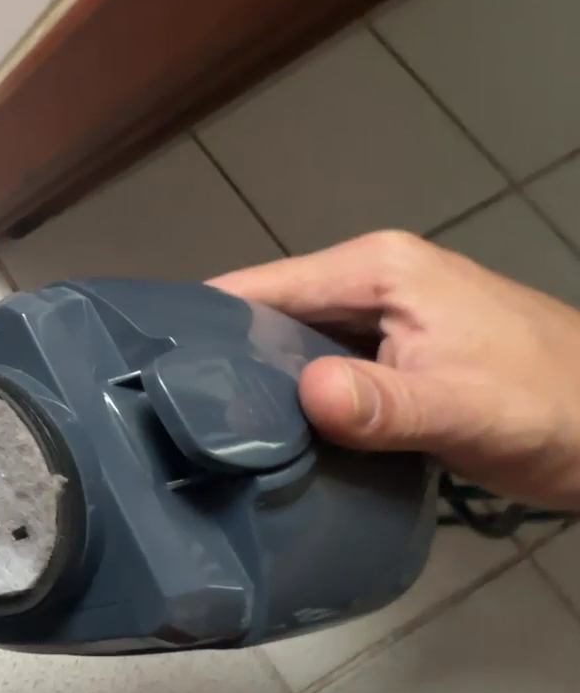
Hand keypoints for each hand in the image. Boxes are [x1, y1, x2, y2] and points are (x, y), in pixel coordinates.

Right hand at [209, 231, 579, 508]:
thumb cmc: (572, 415)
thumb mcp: (477, 413)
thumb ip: (390, 405)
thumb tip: (305, 394)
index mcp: (374, 268)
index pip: (251, 288)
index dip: (197, 328)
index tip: (155, 378)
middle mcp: (365, 277)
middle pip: (258, 313)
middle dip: (218, 358)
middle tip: (177, 412)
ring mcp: (375, 310)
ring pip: (280, 339)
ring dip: (248, 378)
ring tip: (206, 421)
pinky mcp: (382, 344)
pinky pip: (308, 359)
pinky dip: (284, 389)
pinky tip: (265, 423)